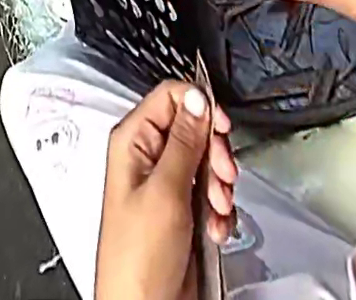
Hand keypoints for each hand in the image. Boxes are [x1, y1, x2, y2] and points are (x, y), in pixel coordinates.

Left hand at [96, 81, 236, 299]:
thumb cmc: (137, 258)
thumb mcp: (166, 191)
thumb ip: (185, 142)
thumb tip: (196, 99)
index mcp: (133, 140)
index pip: (169, 97)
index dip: (199, 105)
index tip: (221, 126)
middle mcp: (147, 156)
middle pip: (192, 127)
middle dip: (214, 151)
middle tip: (222, 174)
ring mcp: (165, 183)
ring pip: (205, 160)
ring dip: (219, 185)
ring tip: (217, 208)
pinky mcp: (181, 208)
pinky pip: (209, 192)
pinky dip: (219, 209)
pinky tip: (216, 227)